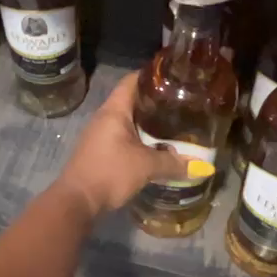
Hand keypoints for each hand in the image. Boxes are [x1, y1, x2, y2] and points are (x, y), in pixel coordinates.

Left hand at [50, 72, 210, 217]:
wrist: (76, 200)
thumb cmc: (110, 173)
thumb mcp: (146, 167)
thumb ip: (173, 163)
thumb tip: (199, 166)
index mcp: (114, 111)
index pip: (132, 81)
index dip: (151, 75)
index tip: (173, 77)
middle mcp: (104, 117)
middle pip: (131, 100)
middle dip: (155, 102)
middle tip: (181, 103)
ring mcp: (99, 134)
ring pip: (127, 121)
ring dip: (147, 122)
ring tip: (173, 124)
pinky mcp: (99, 151)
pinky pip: (123, 137)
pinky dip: (139, 138)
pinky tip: (155, 146)